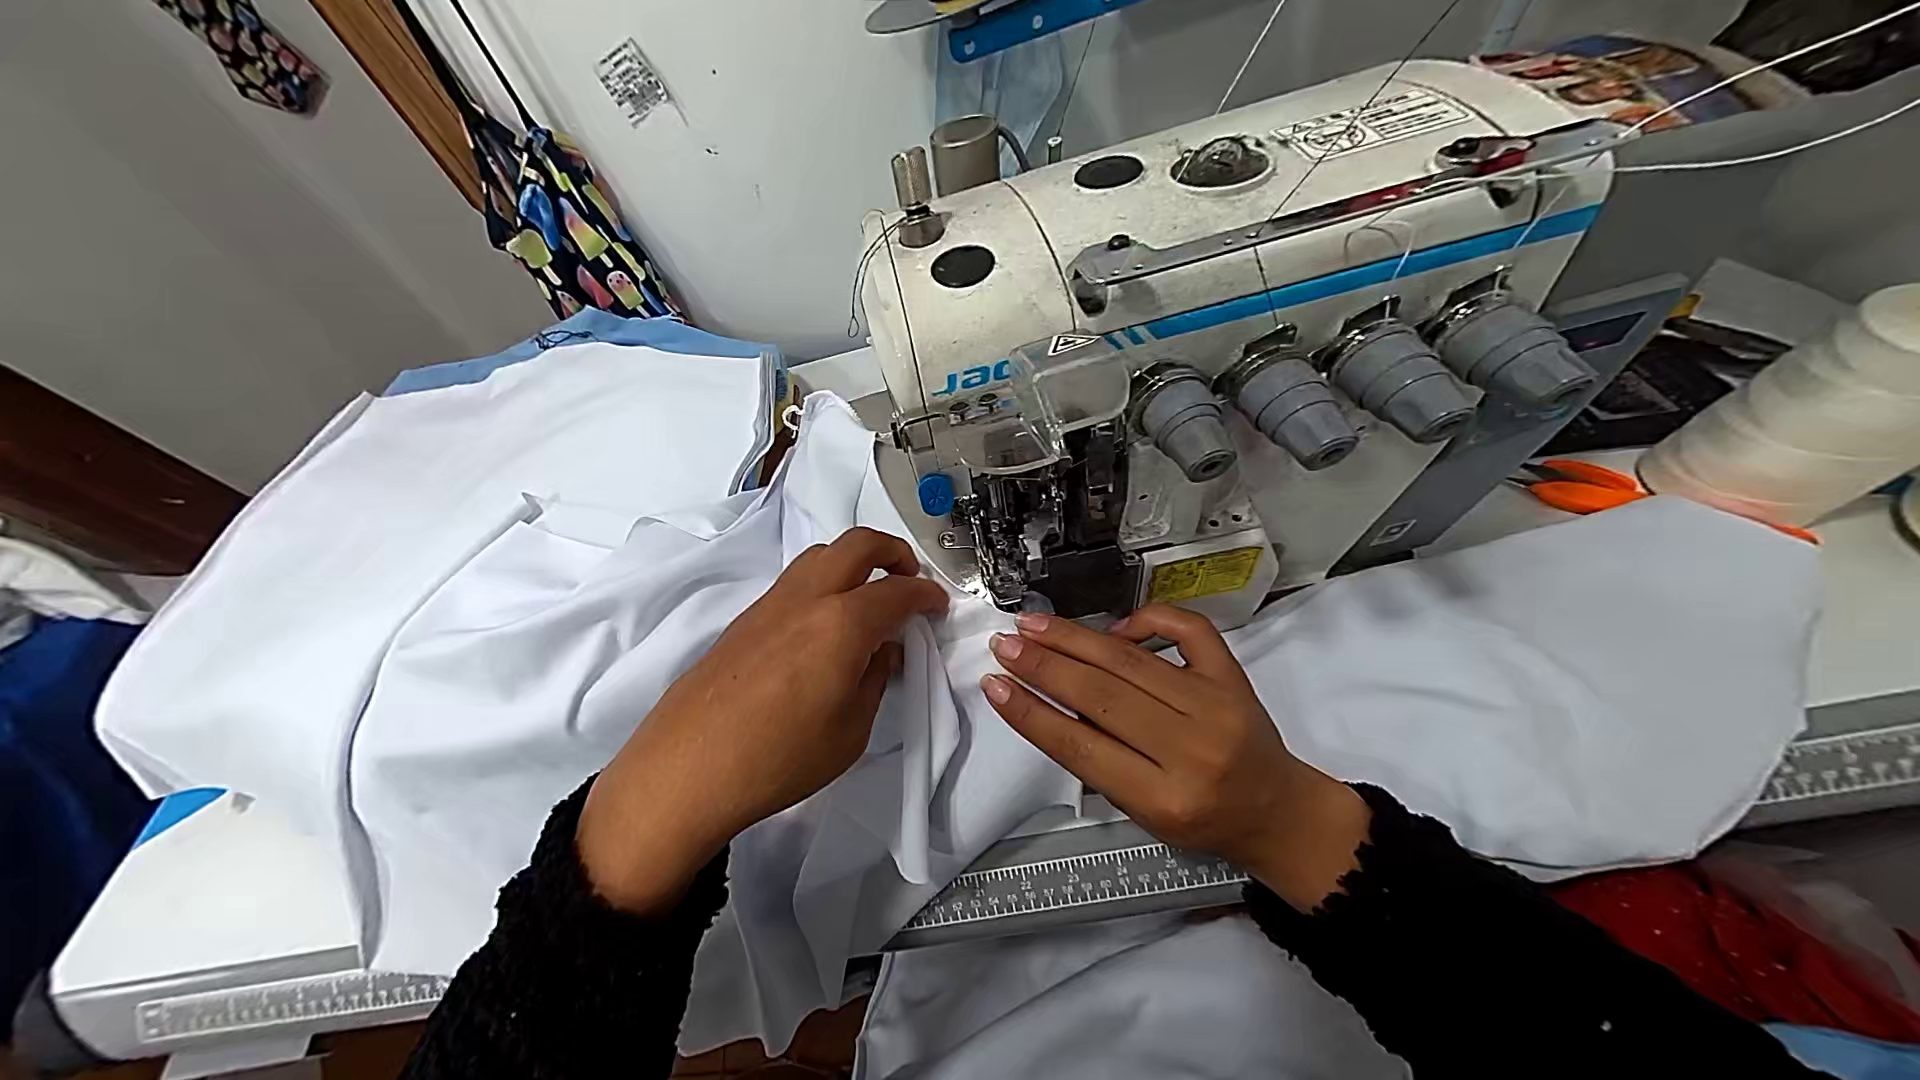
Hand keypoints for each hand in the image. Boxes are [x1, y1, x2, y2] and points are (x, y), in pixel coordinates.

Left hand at [577, 527, 948, 912]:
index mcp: (842, 623)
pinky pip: (797, 580)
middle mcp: (807, 599)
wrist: (687, 769)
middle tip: (909, 579)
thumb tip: (882, 653)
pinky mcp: (746, 619)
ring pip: (823, 554)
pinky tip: (828, 622)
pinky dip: (825, 581)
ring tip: (869, 595)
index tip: (937, 604)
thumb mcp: (850, 730)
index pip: (899, 591)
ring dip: (856, 561)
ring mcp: (772, 604)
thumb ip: (874, 680)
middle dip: (894, 552)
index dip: (926, 594)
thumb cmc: (776, 758)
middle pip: (859, 544)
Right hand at [980, 606, 1370, 910]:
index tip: (994, 684)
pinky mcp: (1234, 676)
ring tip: (1033, 626)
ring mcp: (1217, 706)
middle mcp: (1193, 750)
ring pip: (1131, 660)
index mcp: (1165, 798)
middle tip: (1005, 644)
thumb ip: (1096, 760)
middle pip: (1101, 695)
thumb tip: (1048, 699)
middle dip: (1043, 665)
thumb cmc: (1201, 820)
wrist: (1276, 810)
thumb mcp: (1142, 811)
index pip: (1081, 746)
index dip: (1030, 712)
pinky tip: (1114, 626)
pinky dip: (1147, 618)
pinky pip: (1188, 629)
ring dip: (1075, 639)